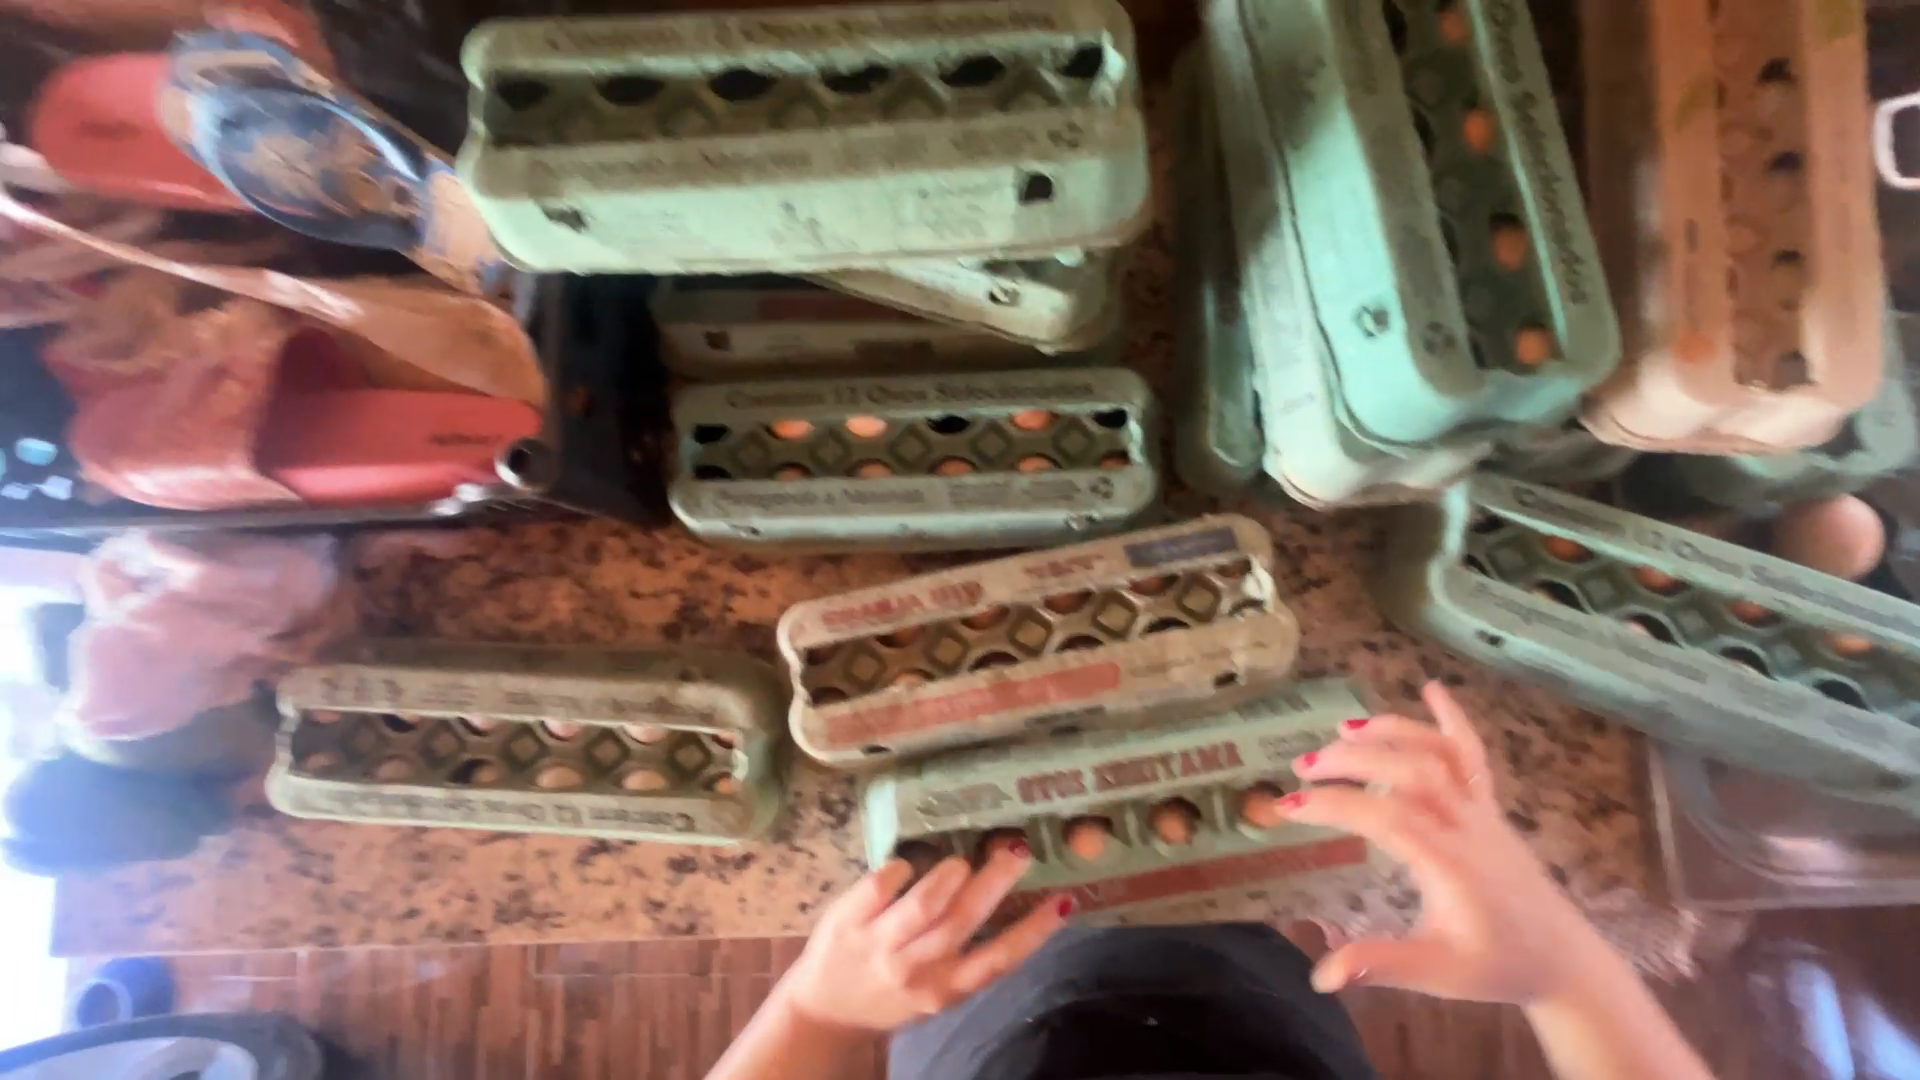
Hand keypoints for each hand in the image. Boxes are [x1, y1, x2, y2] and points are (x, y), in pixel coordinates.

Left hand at [774, 846, 1073, 1032]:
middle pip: (963, 919)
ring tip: (960, 861)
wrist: (822, 1014)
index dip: (1033, 930)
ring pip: (925, 902)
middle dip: (995, 880)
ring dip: (949, 873)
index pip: (998, 959)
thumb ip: (963, 952)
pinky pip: (883, 882)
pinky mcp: (848, 920)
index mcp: (945, 989)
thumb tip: (1001, 897)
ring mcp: (880, 945)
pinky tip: (906, 866)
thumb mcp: (934, 988)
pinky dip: (901, 868)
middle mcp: (916, 970)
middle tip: (1016, 849)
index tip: (1063, 900)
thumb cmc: (888, 992)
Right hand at [1278, 680, 1605, 1004]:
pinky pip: (1473, 754)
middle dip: (1349, 761)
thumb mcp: (1435, 972)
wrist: (1564, 962)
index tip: (1285, 807)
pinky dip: (1452, 718)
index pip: (1383, 817)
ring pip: (1437, 753)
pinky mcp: (1488, 805)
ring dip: (1387, 732)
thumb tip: (1320, 975)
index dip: (1331, 806)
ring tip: (1341, 729)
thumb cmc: (1493, 965)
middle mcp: (1464, 825)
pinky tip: (1431, 687)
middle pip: (1408, 771)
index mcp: (1448, 862)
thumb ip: (1379, 965)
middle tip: (1301, 767)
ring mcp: (1480, 810)